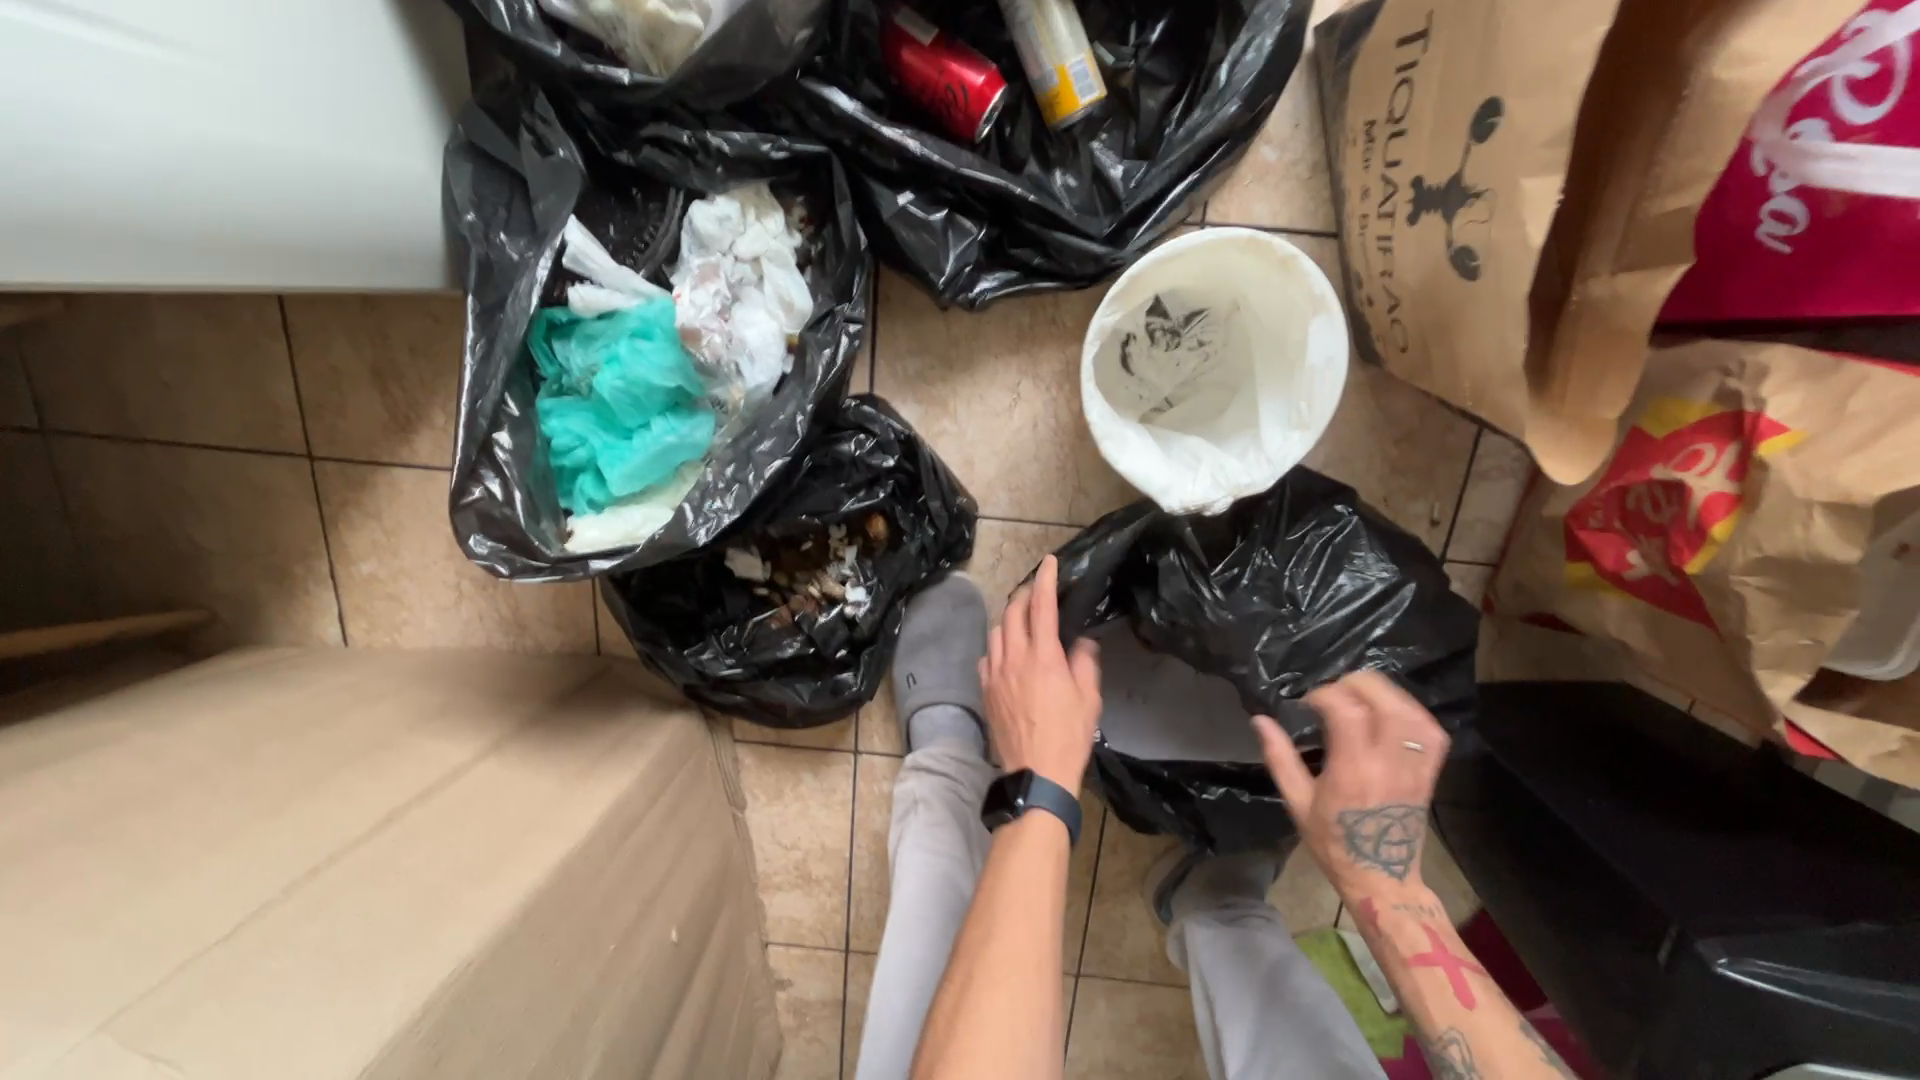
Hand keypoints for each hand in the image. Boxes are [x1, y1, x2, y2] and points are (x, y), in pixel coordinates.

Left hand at [979, 555, 1101, 795]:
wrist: (1037, 774)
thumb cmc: (1068, 737)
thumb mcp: (1089, 699)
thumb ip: (1085, 663)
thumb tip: (1082, 643)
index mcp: (1043, 657)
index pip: (1042, 606)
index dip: (1045, 580)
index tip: (1049, 563)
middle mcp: (1014, 659)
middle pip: (1012, 613)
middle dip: (1025, 594)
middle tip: (1037, 589)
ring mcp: (995, 674)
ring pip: (996, 632)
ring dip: (1009, 619)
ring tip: (1023, 619)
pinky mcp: (985, 691)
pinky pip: (987, 657)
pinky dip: (997, 646)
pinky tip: (1008, 653)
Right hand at [1253, 671, 1449, 899]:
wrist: (1383, 879)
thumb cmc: (1333, 843)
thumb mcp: (1297, 802)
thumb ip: (1279, 757)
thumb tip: (1260, 720)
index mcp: (1352, 771)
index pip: (1346, 711)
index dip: (1324, 694)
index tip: (1307, 703)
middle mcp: (1387, 764)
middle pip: (1384, 701)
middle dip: (1355, 684)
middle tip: (1333, 694)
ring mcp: (1414, 768)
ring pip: (1411, 711)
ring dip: (1383, 693)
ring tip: (1359, 697)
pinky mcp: (1429, 774)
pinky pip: (1431, 731)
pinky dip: (1411, 712)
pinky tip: (1389, 712)